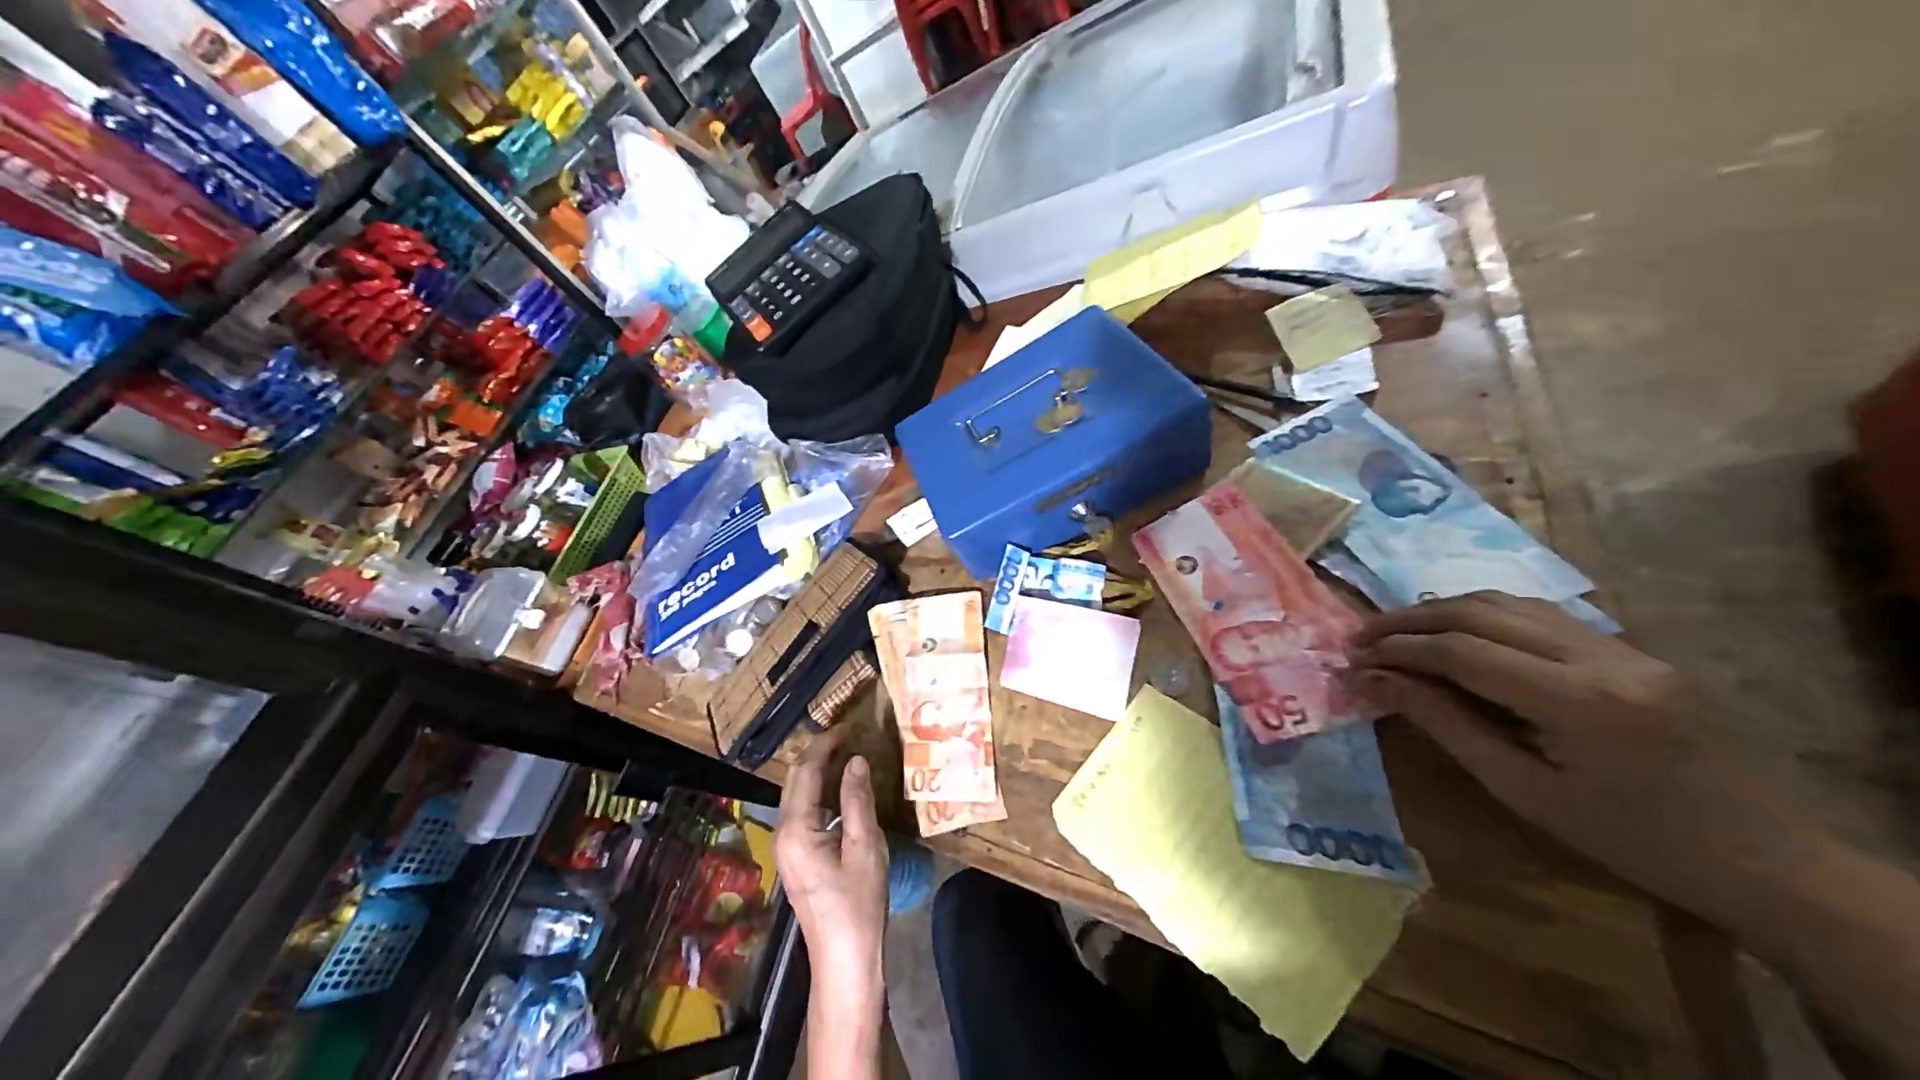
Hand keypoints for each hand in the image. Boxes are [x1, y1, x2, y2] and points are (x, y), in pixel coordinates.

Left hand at [775, 730, 887, 1019]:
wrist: (845, 959)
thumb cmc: (858, 904)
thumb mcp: (865, 847)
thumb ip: (858, 800)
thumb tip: (856, 760)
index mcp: (796, 829)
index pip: (805, 771)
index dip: (825, 745)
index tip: (849, 726)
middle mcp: (784, 833)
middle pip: (795, 780)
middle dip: (819, 753)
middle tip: (850, 735)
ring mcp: (787, 847)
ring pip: (798, 795)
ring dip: (820, 771)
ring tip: (849, 753)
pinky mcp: (797, 857)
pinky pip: (805, 811)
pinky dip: (822, 791)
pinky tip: (844, 789)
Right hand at [1351, 591, 1803, 922]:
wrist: (1760, 858)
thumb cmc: (1629, 839)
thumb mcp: (1522, 789)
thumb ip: (1445, 723)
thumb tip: (1376, 681)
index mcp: (1580, 700)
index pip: (1464, 651)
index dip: (1400, 649)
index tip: (1354, 658)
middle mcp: (1603, 656)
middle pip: (1482, 612)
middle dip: (1411, 620)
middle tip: (1363, 636)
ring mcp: (1624, 647)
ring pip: (1511, 603)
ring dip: (1445, 610)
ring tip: (1399, 630)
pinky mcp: (1632, 650)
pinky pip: (1541, 616)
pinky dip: (1485, 616)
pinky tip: (1457, 633)